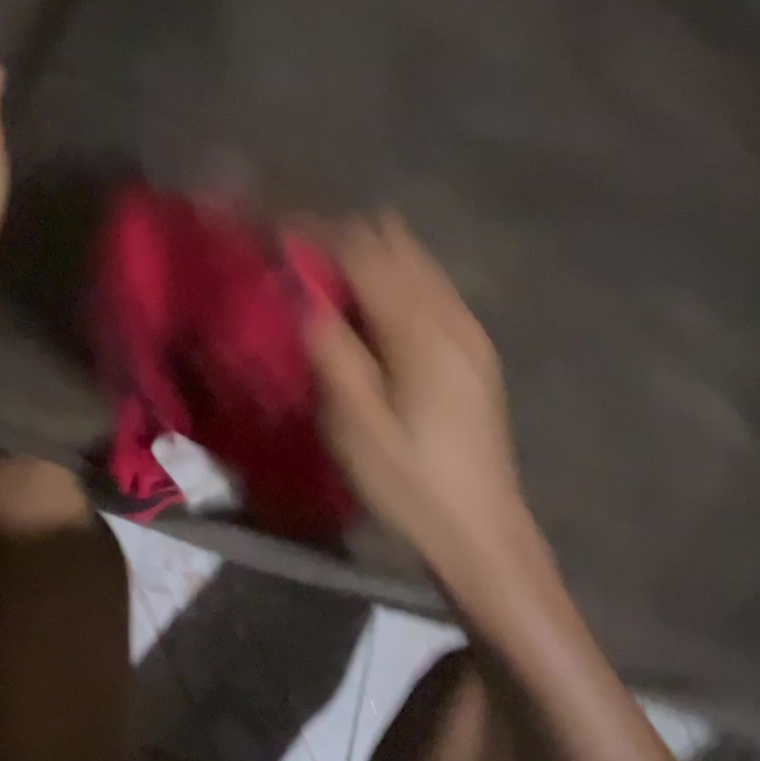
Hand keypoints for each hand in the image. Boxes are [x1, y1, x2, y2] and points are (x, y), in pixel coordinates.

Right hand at [305, 214, 527, 558]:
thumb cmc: (410, 483)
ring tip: (324, 273)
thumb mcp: (356, 426)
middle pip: (396, 244)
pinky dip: (394, 279)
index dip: (318, 234)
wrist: (482, 530)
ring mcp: (469, 331)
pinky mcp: (474, 349)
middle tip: (296, 254)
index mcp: (421, 331)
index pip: (365, 252)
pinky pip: (430, 287)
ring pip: (416, 262)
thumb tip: (302, 292)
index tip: (277, 230)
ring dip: (369, 255)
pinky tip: (369, 307)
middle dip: (343, 237)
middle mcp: (451, 316)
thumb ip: (331, 350)